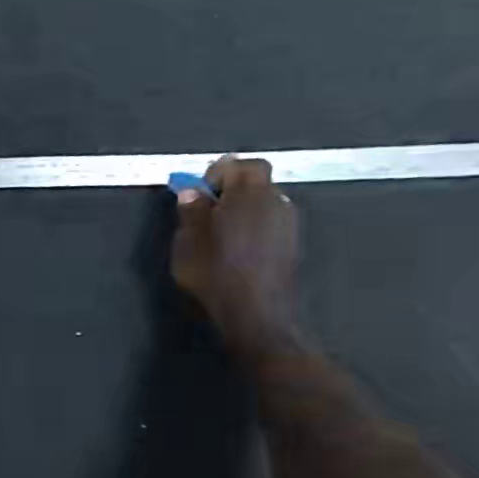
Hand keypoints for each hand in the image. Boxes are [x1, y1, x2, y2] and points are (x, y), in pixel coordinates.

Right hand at [172, 156, 302, 354]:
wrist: (255, 312)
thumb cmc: (214, 273)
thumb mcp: (187, 241)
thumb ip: (191, 212)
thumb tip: (192, 193)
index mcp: (249, 197)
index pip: (243, 165)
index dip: (220, 171)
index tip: (198, 189)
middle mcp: (275, 203)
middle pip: (257, 180)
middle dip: (230, 187)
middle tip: (204, 207)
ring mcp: (288, 223)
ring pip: (264, 200)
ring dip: (241, 206)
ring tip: (217, 228)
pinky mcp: (291, 243)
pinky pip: (269, 219)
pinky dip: (252, 222)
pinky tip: (234, 244)